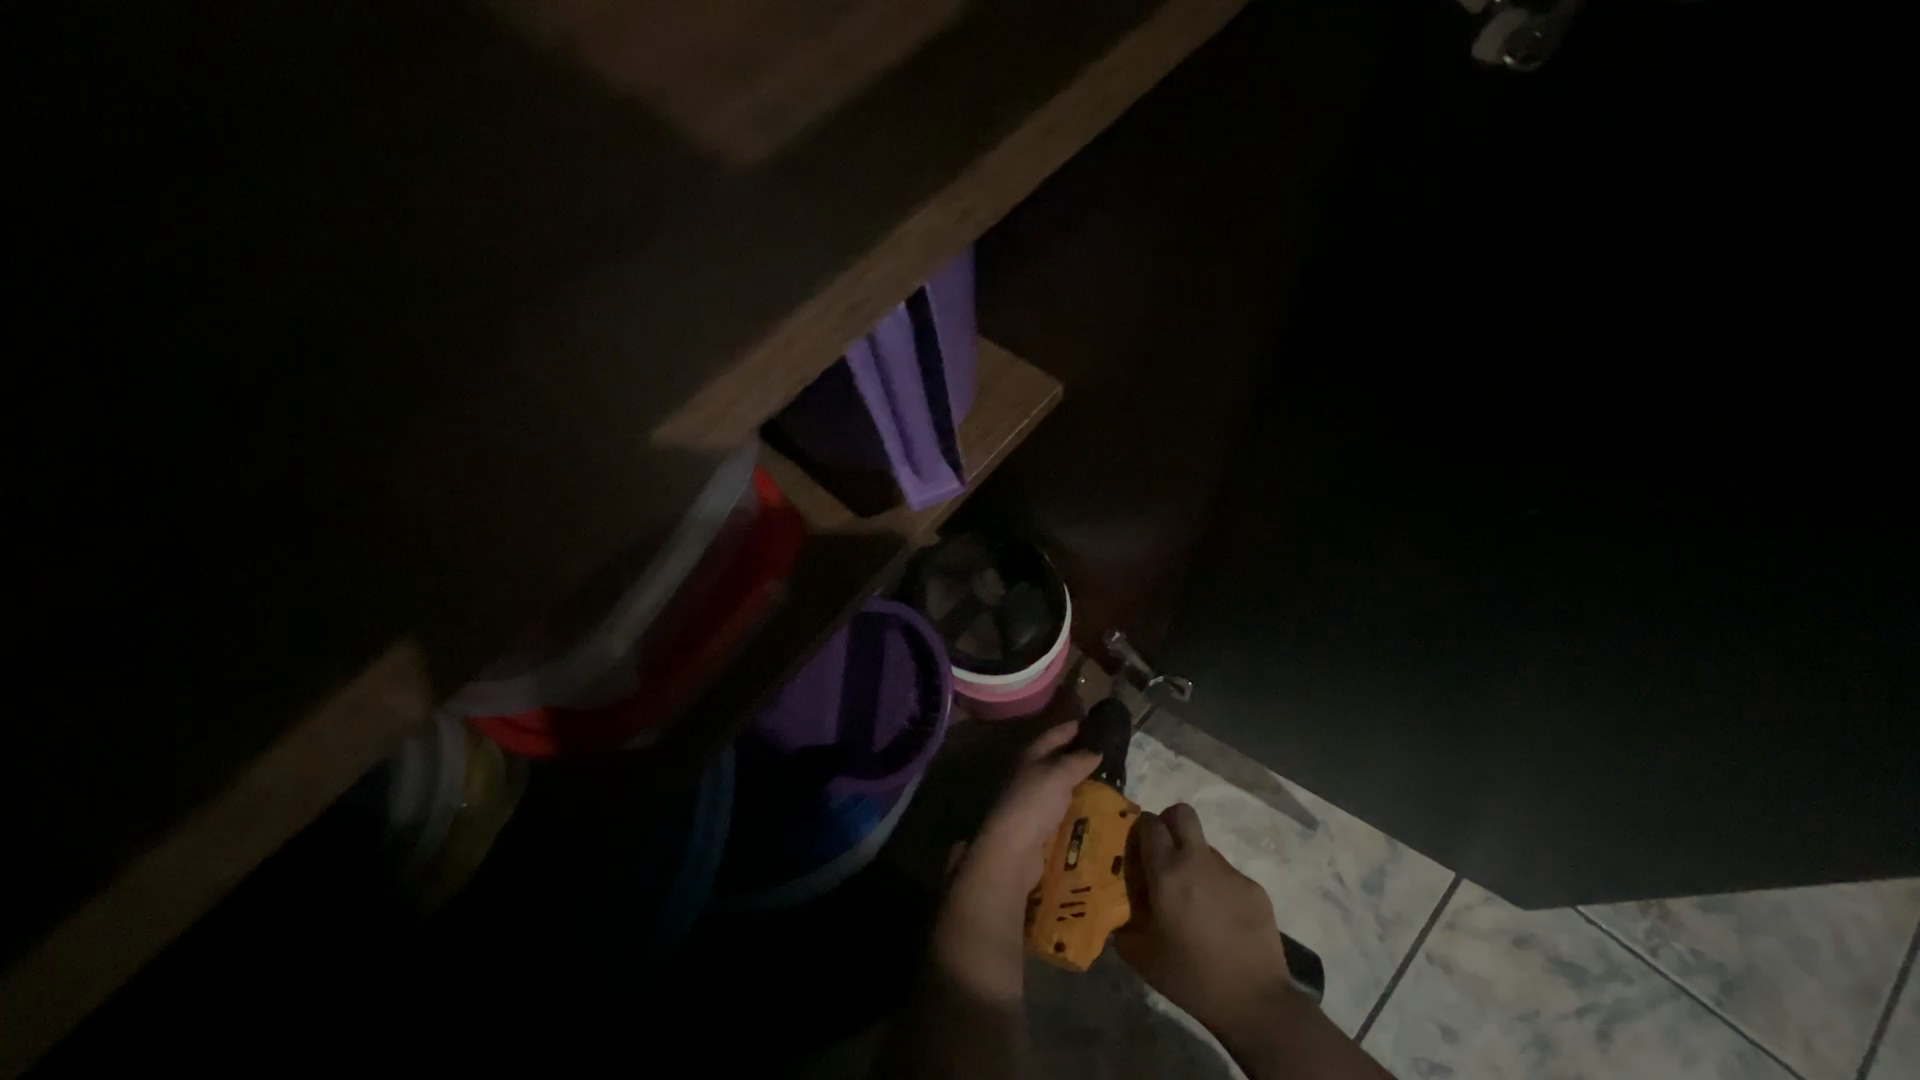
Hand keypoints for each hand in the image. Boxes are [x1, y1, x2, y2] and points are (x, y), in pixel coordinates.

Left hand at [933, 722, 1099, 998]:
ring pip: (1060, 786)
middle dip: (1080, 756)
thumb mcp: (1057, 774)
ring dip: (1080, 784)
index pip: (1054, 734)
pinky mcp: (1038, 827)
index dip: (1075, 727)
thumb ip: (1077, 760)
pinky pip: (1063, 811)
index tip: (1098, 724)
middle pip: (1056, 760)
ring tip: (1110, 784)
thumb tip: (1096, 749)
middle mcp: (1027, 775)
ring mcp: (1031, 802)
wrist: (1010, 851)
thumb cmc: (1032, 803)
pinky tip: (1097, 812)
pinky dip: (1078, 808)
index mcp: (1029, 756)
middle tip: (1111, 755)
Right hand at [1115, 803, 1297, 1034]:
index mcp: (1167, 872)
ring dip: (1193, 862)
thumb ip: (1121, 923)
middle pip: (1181, 813)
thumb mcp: (1139, 955)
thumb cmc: (1188, 976)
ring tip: (1193, 902)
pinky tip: (1219, 921)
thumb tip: (1115, 908)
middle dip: (1168, 823)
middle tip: (1162, 854)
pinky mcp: (1254, 888)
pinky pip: (1227, 875)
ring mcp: (1230, 872)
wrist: (1252, 999)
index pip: (1149, 822)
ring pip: (1205, 847)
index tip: (1136, 849)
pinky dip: (1217, 888)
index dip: (1140, 829)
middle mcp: (1198, 861)